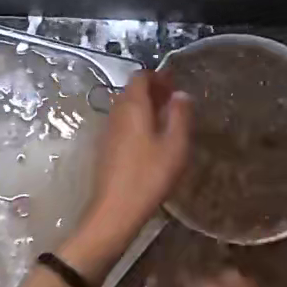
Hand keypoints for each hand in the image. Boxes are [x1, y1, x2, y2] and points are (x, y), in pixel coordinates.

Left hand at [64, 72, 190, 269]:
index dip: (158, 76)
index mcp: (133, 106)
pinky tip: (151, 140)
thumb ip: (180, 115)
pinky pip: (123, 123)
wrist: (115, 210)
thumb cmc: (149, 175)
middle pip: (132, 90)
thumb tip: (180, 94)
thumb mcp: (175, 145)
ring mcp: (108, 130)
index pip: (140, 76)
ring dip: (145, 107)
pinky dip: (137, 122)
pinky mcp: (105, 147)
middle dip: (152, 90)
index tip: (174, 85)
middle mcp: (116, 112)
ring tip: (166, 120)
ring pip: (126, 107)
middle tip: (174, 101)